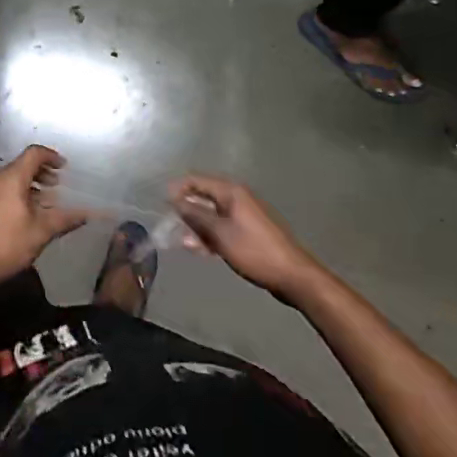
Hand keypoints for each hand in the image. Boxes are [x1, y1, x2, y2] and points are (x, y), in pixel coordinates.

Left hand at [0, 145, 88, 290]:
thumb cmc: (7, 244)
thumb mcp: (41, 232)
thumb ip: (65, 219)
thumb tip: (87, 214)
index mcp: (11, 178)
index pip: (33, 154)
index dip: (51, 156)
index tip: (65, 167)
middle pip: (22, 165)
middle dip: (42, 172)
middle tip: (58, 185)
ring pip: (11, 179)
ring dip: (30, 185)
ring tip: (46, 201)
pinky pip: (2, 190)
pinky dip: (18, 194)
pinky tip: (27, 214)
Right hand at [169, 174, 327, 301]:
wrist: (293, 276)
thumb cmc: (254, 251)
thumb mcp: (219, 233)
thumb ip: (194, 215)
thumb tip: (175, 200)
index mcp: (231, 192)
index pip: (195, 180)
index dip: (177, 190)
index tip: (162, 207)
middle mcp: (238, 198)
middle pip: (203, 197)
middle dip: (186, 210)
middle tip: (171, 228)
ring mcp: (245, 214)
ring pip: (212, 214)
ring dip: (197, 226)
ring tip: (186, 243)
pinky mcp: (250, 231)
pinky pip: (223, 226)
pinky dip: (211, 235)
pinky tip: (203, 250)